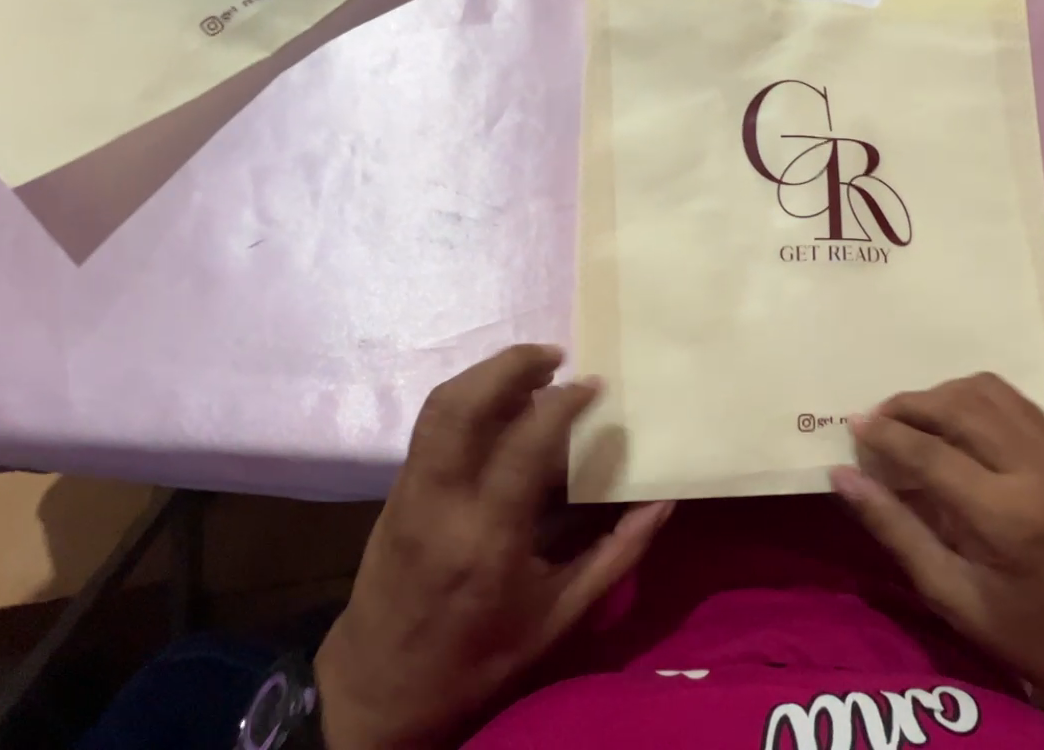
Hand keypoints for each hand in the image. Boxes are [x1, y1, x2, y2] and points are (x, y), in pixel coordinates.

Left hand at [315, 345, 673, 749]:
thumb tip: (662, 503)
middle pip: (461, 406)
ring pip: (439, 407)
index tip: (594, 386)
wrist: (380, 687)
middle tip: (555, 355)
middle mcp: (441, 502)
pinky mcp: (396, 491)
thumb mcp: (559, 615)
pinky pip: (431, 426)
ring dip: (486, 375)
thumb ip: (615, 555)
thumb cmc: (479, 656)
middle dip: (510, 366)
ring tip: (533, 369)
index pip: (524, 444)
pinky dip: (469, 399)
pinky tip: (502, 404)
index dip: (562, 404)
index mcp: (487, 538)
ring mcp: (410, 491)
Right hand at [834, 374, 1043, 749]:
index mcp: (1010, 518)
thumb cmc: (1029, 636)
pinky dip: (977, 399)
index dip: (886, 434)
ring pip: (991, 393)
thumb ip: (895, 530)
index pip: (933, 454)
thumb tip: (843, 476)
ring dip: (944, 395)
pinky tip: (955, 420)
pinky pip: (1017, 403)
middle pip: (962, 408)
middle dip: (911, 404)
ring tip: (912, 417)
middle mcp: (1040, 472)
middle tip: (876, 417)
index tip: (851, 423)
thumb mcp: (951, 596)